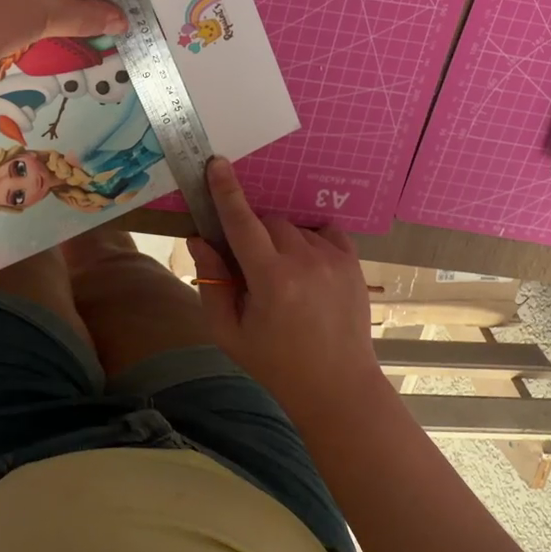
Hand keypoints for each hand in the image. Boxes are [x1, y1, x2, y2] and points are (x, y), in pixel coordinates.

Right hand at [189, 158, 378, 415]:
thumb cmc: (274, 363)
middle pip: (267, 222)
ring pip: (293, 227)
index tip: (216, 164)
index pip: (242, 222)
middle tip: (251, 269)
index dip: (226, 191)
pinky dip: (308, 241)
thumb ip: (211, 282)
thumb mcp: (228, 331)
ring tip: (283, 279)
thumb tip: (198, 239)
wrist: (338, 387)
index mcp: (271, 280)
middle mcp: (304, 262)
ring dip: (280, 241)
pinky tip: (305, 268)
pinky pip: (322, 231)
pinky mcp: (352, 262)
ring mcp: (333, 259)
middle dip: (253, 236)